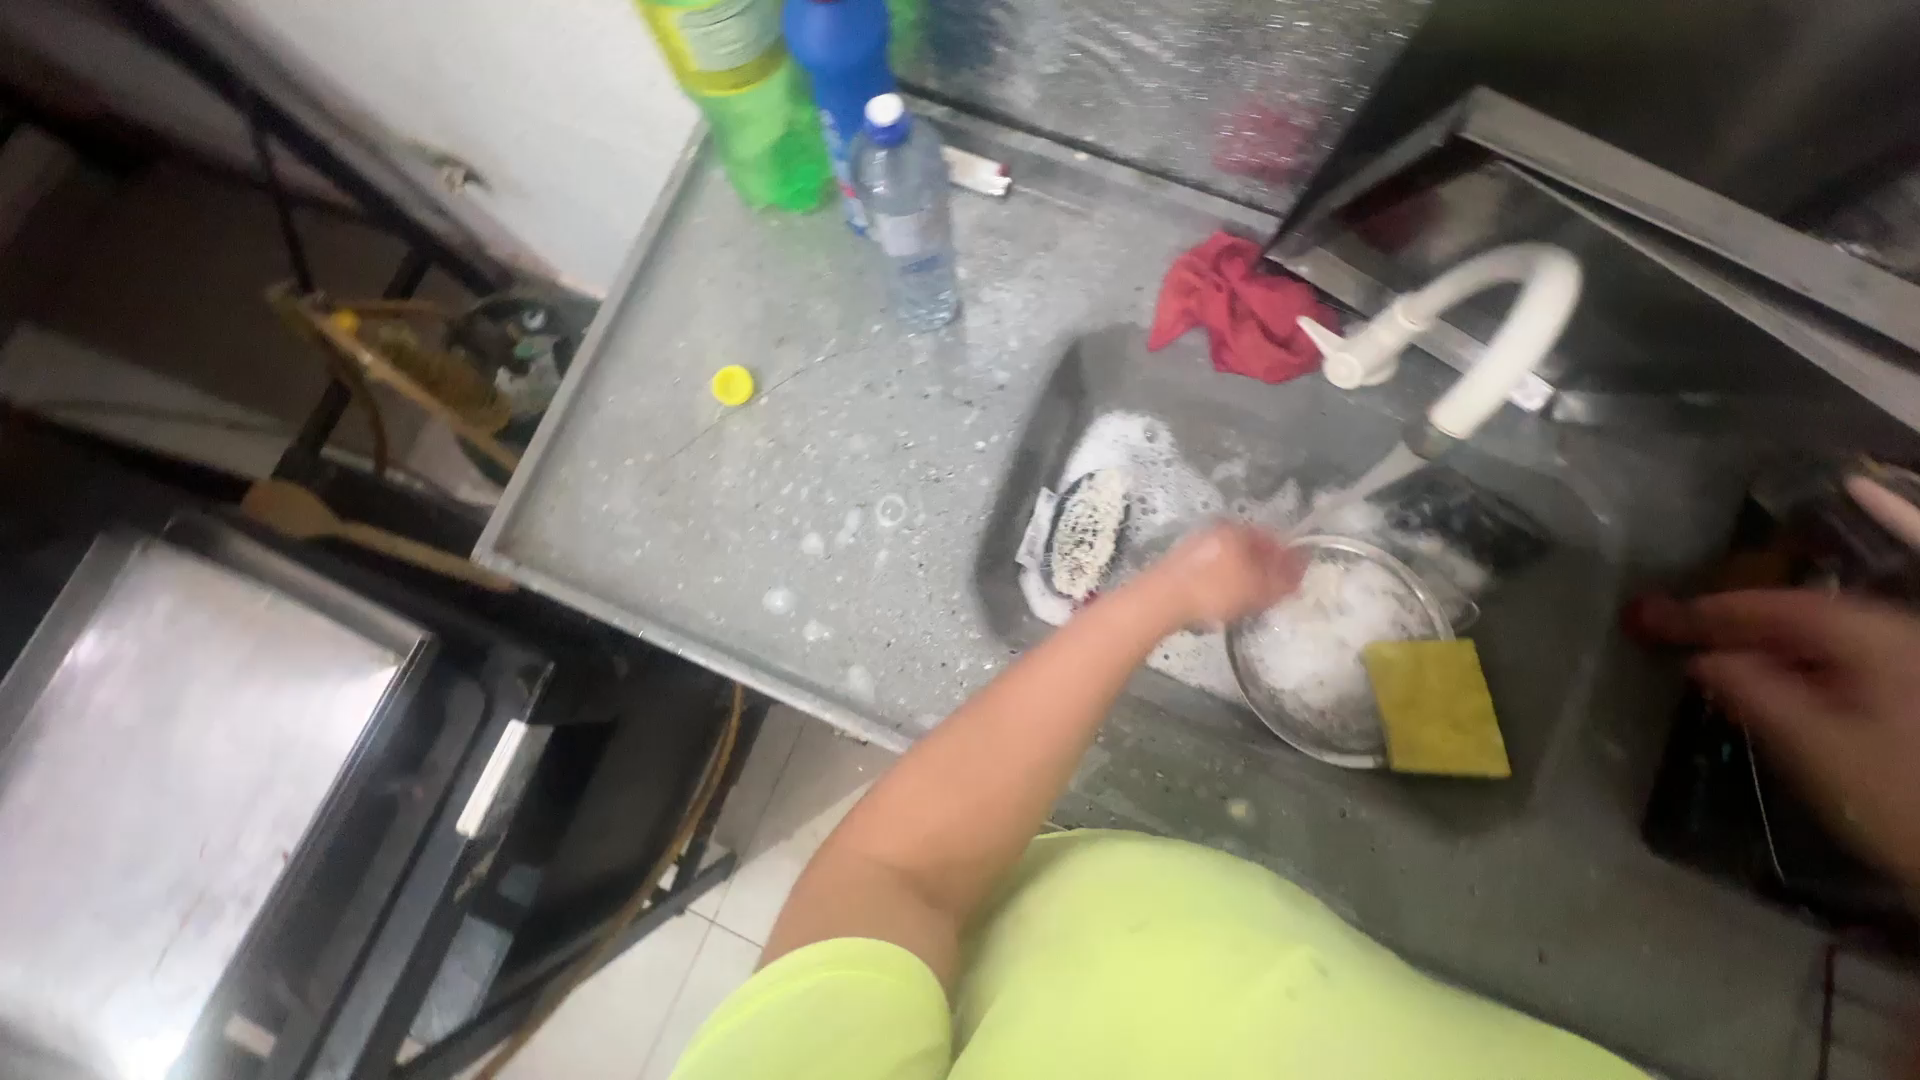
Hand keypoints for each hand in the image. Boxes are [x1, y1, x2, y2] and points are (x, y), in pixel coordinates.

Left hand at [1137, 520, 1304, 629]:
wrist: (1160, 600)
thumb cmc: (1214, 590)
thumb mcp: (1257, 588)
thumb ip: (1283, 578)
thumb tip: (1301, 567)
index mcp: (1236, 529)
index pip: (1272, 538)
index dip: (1286, 560)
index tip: (1292, 581)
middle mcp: (1214, 530)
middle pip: (1249, 547)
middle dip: (1263, 569)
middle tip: (1270, 594)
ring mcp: (1194, 544)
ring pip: (1228, 559)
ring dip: (1241, 577)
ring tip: (1245, 602)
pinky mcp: (1178, 562)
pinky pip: (1210, 570)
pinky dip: (1220, 582)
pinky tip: (1219, 602)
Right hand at [1632, 589, 1919, 892]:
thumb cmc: (1897, 798)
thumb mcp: (1811, 745)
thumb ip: (1750, 691)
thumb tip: (1703, 660)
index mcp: (1880, 644)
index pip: (1783, 607)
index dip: (1715, 608)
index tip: (1658, 616)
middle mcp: (1906, 645)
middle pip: (1808, 617)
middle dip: (1737, 622)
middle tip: (1674, 628)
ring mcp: (1915, 673)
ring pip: (1828, 640)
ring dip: (1764, 641)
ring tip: (1711, 648)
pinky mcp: (1914, 704)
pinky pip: (1845, 663)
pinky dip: (1796, 662)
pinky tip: (1770, 678)